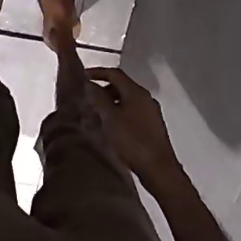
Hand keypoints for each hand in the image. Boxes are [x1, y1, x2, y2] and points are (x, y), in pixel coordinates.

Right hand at [86, 67, 183, 191]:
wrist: (158, 168)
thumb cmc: (132, 141)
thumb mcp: (110, 118)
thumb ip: (98, 98)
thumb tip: (89, 84)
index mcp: (136, 92)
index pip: (115, 73)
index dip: (97, 72)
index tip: (83, 75)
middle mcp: (146, 97)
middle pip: (122, 85)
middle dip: (103, 88)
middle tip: (87, 96)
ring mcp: (151, 111)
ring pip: (127, 99)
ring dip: (111, 101)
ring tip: (96, 112)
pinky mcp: (152, 125)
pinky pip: (133, 110)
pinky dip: (119, 111)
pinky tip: (111, 125)